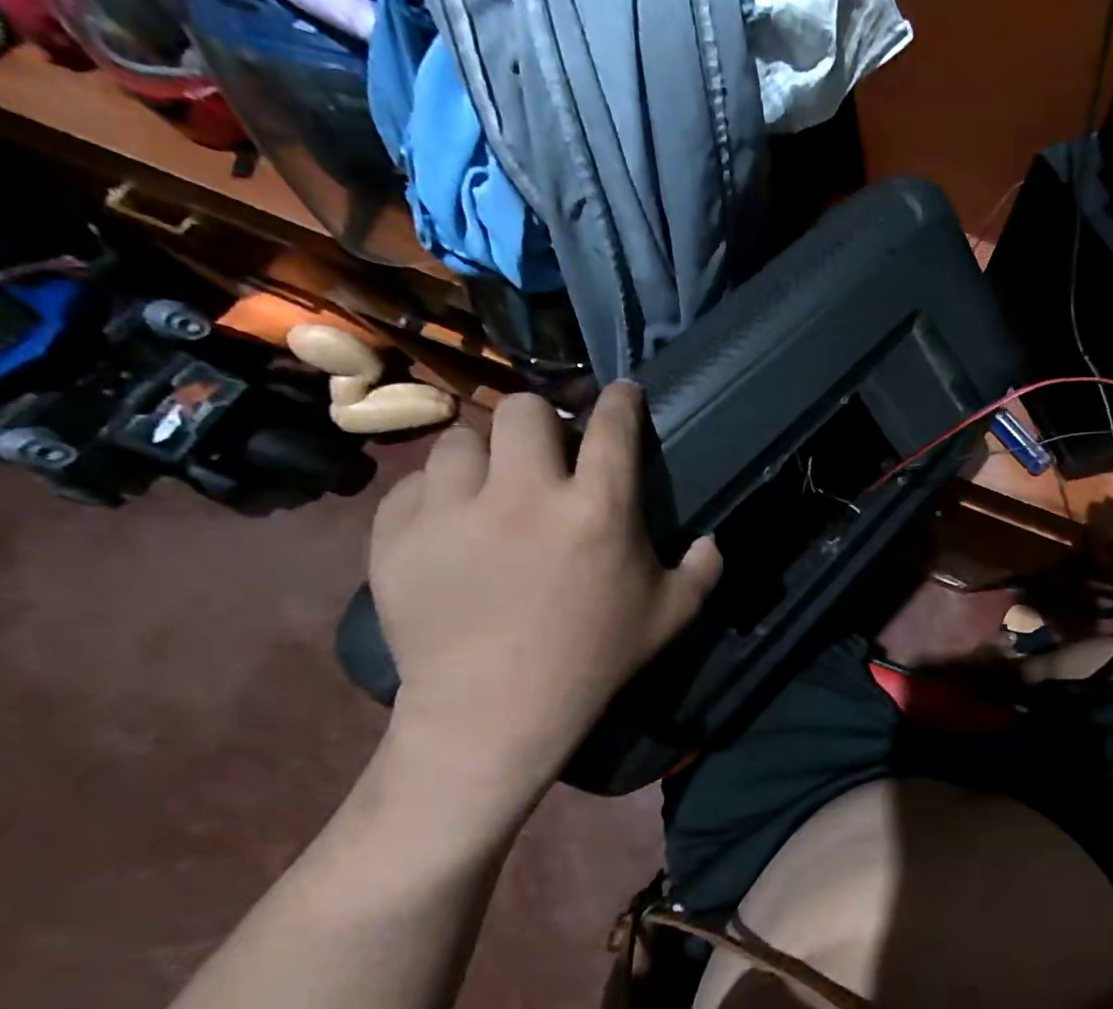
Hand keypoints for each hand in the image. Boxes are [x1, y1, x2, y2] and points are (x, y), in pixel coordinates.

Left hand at [367, 381, 721, 772]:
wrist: (491, 717)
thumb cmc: (590, 663)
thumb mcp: (667, 618)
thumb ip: (703, 571)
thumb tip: (713, 540)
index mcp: (597, 509)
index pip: (612, 424)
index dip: (619, 399)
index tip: (619, 394)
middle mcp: (525, 495)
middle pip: (526, 409)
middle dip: (541, 420)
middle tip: (543, 451)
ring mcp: (454, 512)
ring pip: (462, 438)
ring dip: (483, 455)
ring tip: (487, 486)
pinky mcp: (400, 536)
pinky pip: (414, 485)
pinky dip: (434, 496)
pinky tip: (447, 525)